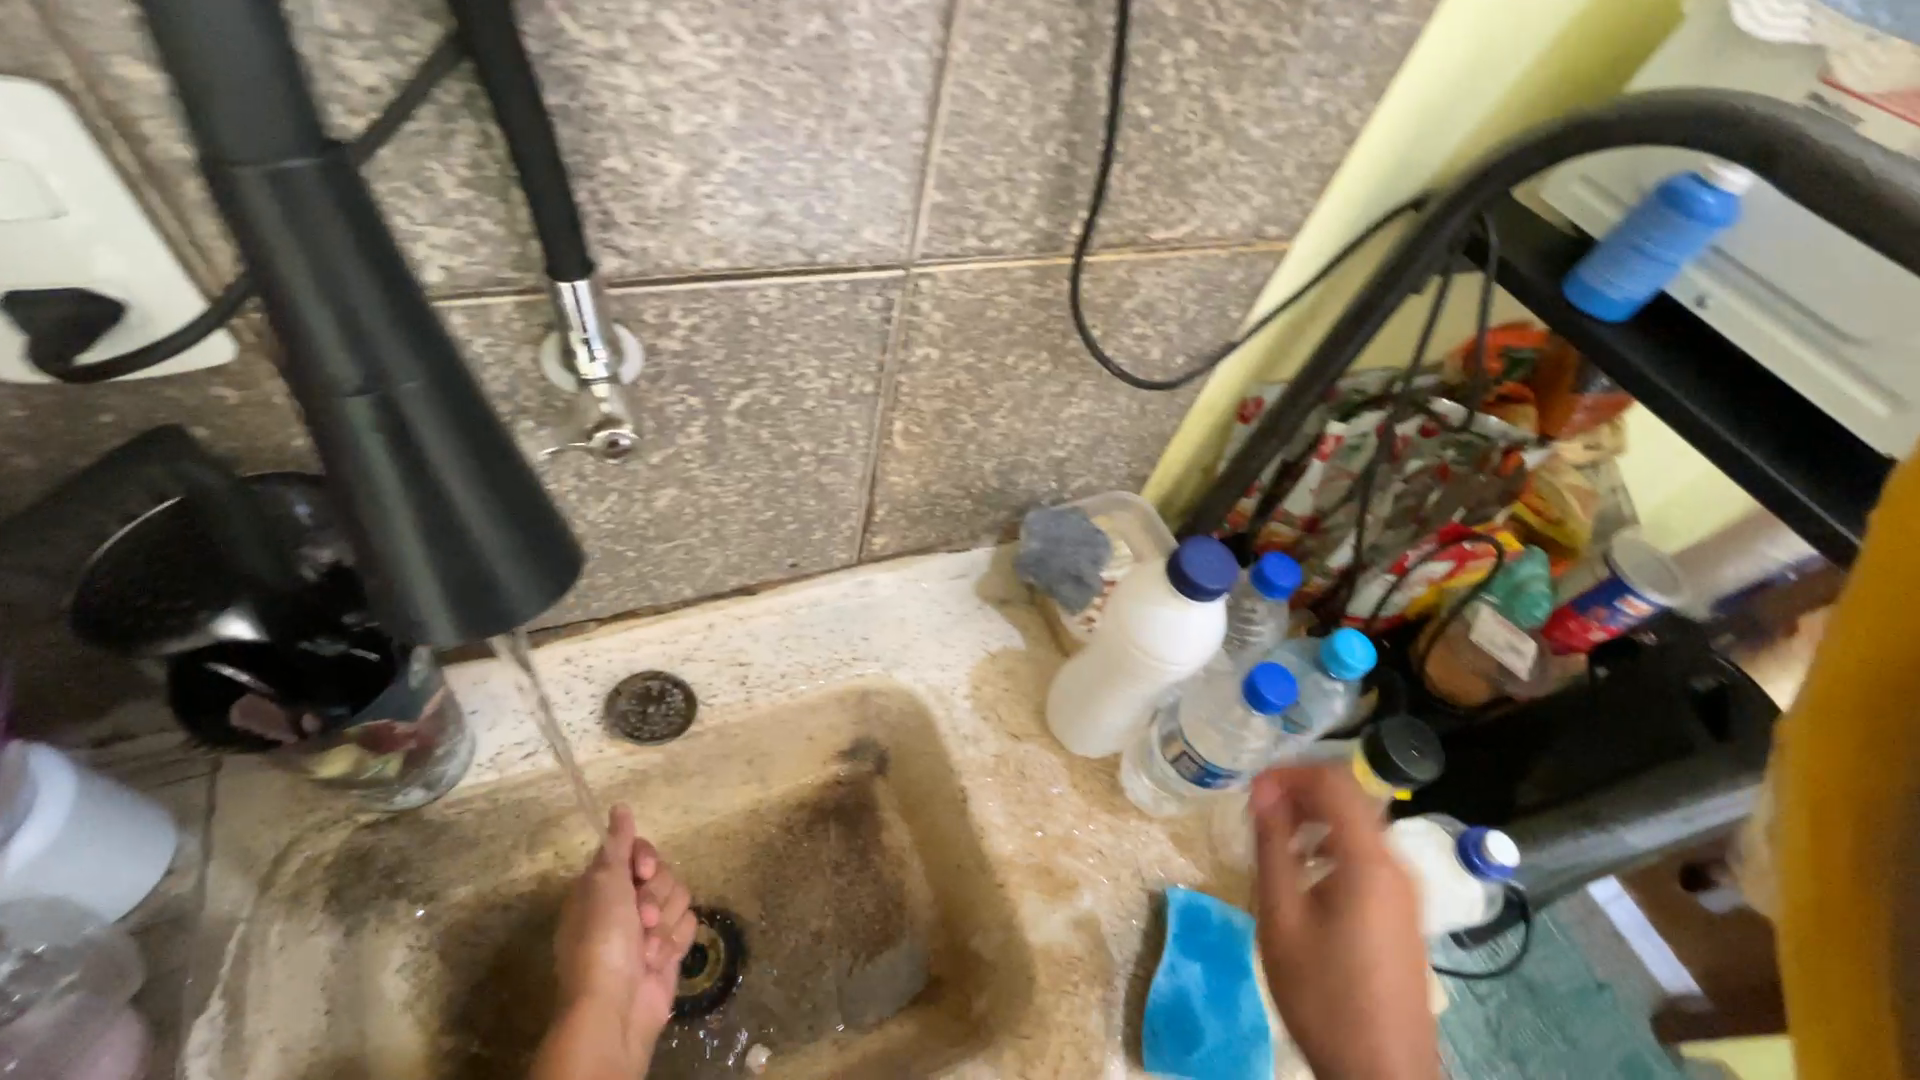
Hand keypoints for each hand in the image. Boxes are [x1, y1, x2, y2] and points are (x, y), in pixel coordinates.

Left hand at [535, 804, 697, 1079]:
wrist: (616, 1003)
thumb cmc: (602, 939)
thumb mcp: (604, 883)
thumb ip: (618, 843)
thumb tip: (620, 807)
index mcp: (604, 886)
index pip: (639, 852)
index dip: (647, 860)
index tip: (644, 873)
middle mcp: (626, 903)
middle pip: (665, 874)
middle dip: (656, 896)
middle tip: (640, 919)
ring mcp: (648, 927)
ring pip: (680, 897)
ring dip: (664, 923)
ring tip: (646, 947)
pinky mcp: (669, 947)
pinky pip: (688, 924)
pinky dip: (674, 942)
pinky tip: (658, 960)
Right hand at [1249, 766, 1438, 1079]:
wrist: (1382, 1070)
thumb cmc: (1322, 993)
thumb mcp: (1282, 917)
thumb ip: (1272, 846)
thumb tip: (1261, 790)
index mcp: (1369, 860)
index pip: (1333, 781)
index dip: (1289, 773)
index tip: (1250, 790)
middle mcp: (1396, 864)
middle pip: (1349, 800)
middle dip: (1299, 795)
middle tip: (1256, 815)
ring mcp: (1406, 890)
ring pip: (1358, 828)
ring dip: (1314, 821)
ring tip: (1273, 844)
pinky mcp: (1403, 911)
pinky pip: (1367, 856)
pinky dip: (1332, 847)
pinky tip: (1304, 877)